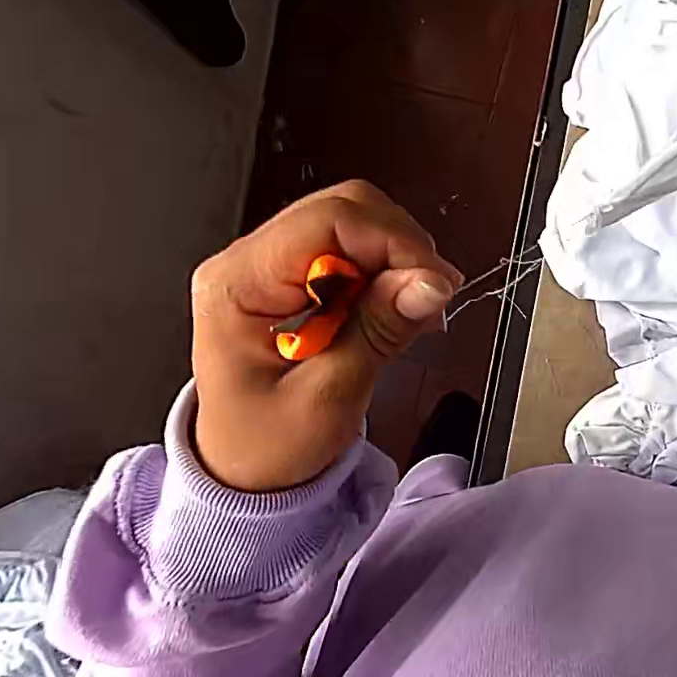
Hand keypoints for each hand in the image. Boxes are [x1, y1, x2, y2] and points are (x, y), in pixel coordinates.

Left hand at [189, 181, 463, 491]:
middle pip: (347, 209)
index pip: (330, 221)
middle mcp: (253, 259)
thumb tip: (432, 282)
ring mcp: (278, 263)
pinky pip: (362, 248)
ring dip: (402, 258)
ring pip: (362, 222)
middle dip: (402, 247)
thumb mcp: (328, 396)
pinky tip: (402, 307)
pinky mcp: (303, 275)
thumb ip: (378, 332)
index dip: (394, 242)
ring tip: (416, 310)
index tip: (437, 284)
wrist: (246, 468)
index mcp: (240, 283)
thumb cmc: (269, 444)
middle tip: (432, 297)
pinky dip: (396, 270)